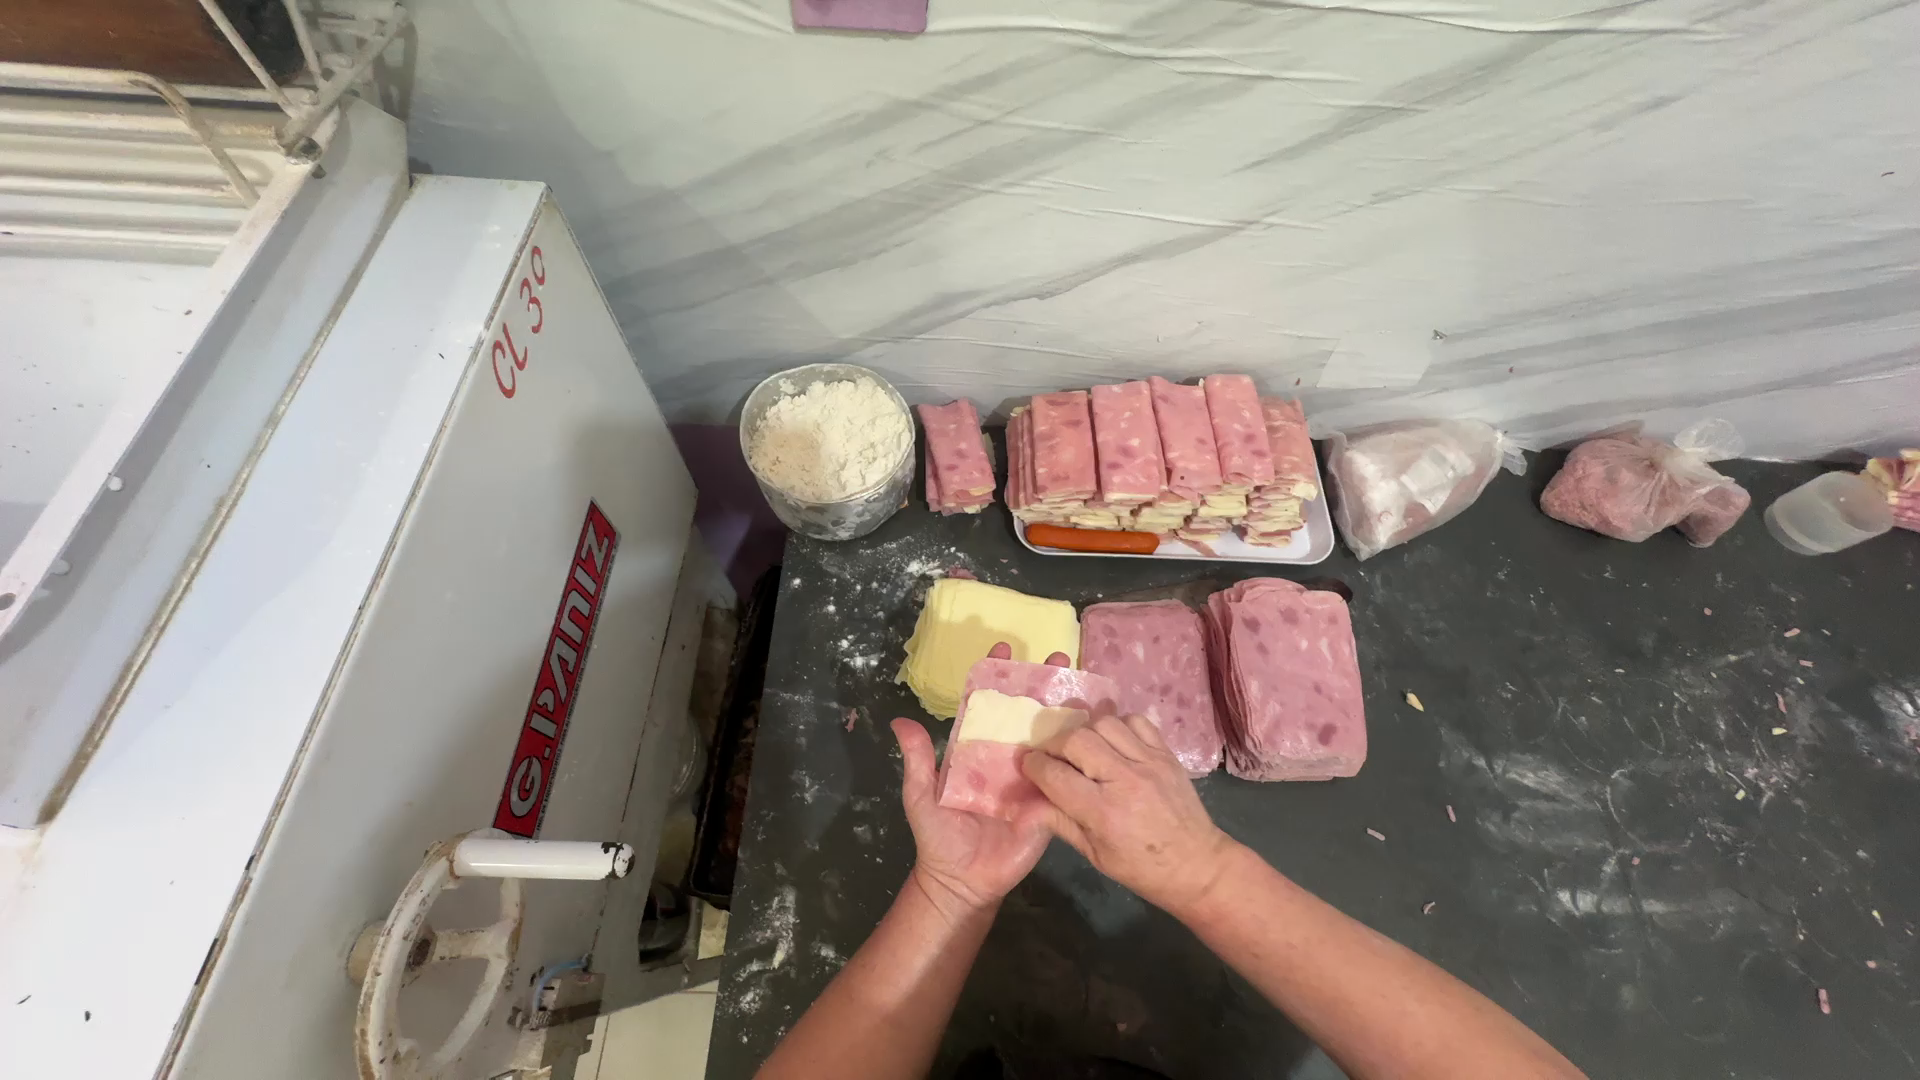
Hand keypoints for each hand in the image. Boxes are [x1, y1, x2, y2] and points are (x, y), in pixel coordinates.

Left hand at [887, 643, 1064, 921]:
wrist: (963, 882)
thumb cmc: (938, 836)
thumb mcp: (921, 795)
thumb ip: (918, 759)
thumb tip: (900, 721)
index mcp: (974, 748)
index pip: (985, 703)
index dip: (994, 674)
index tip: (1003, 646)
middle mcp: (1005, 755)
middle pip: (1024, 711)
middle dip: (1040, 681)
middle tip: (1058, 656)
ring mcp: (1030, 776)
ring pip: (1049, 736)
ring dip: (1066, 708)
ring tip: (1083, 682)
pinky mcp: (1049, 800)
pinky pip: (1066, 773)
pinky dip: (1081, 751)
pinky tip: (1099, 729)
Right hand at [1019, 713, 1237, 915]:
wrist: (1197, 865)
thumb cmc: (1140, 867)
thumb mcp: (1093, 853)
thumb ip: (1058, 821)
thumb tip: (1025, 801)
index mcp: (1103, 812)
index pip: (1055, 775)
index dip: (1034, 766)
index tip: (1028, 765)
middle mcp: (1124, 780)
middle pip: (1075, 740)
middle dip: (1055, 744)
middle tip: (1052, 756)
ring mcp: (1148, 762)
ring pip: (1103, 722)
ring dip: (1085, 732)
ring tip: (1083, 748)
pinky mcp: (1166, 753)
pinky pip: (1135, 720)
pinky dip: (1118, 725)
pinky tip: (1113, 742)